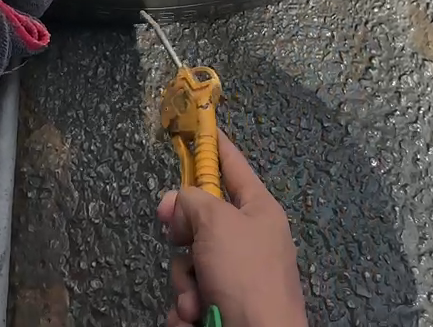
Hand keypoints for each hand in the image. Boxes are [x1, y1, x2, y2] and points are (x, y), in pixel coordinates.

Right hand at [156, 130, 306, 326]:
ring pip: (190, 261)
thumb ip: (191, 201)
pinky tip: (195, 317)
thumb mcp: (216, 222)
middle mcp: (249, 239)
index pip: (232, 164)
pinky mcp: (223, 307)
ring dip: (185, 281)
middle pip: (202, 219)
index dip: (213, 144)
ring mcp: (236, 276)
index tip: (197, 125)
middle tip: (174, 235)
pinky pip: (191, 294)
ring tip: (197, 298)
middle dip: (184, 236)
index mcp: (259, 209)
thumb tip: (175, 205)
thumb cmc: (245, 274)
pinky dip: (188, 308)